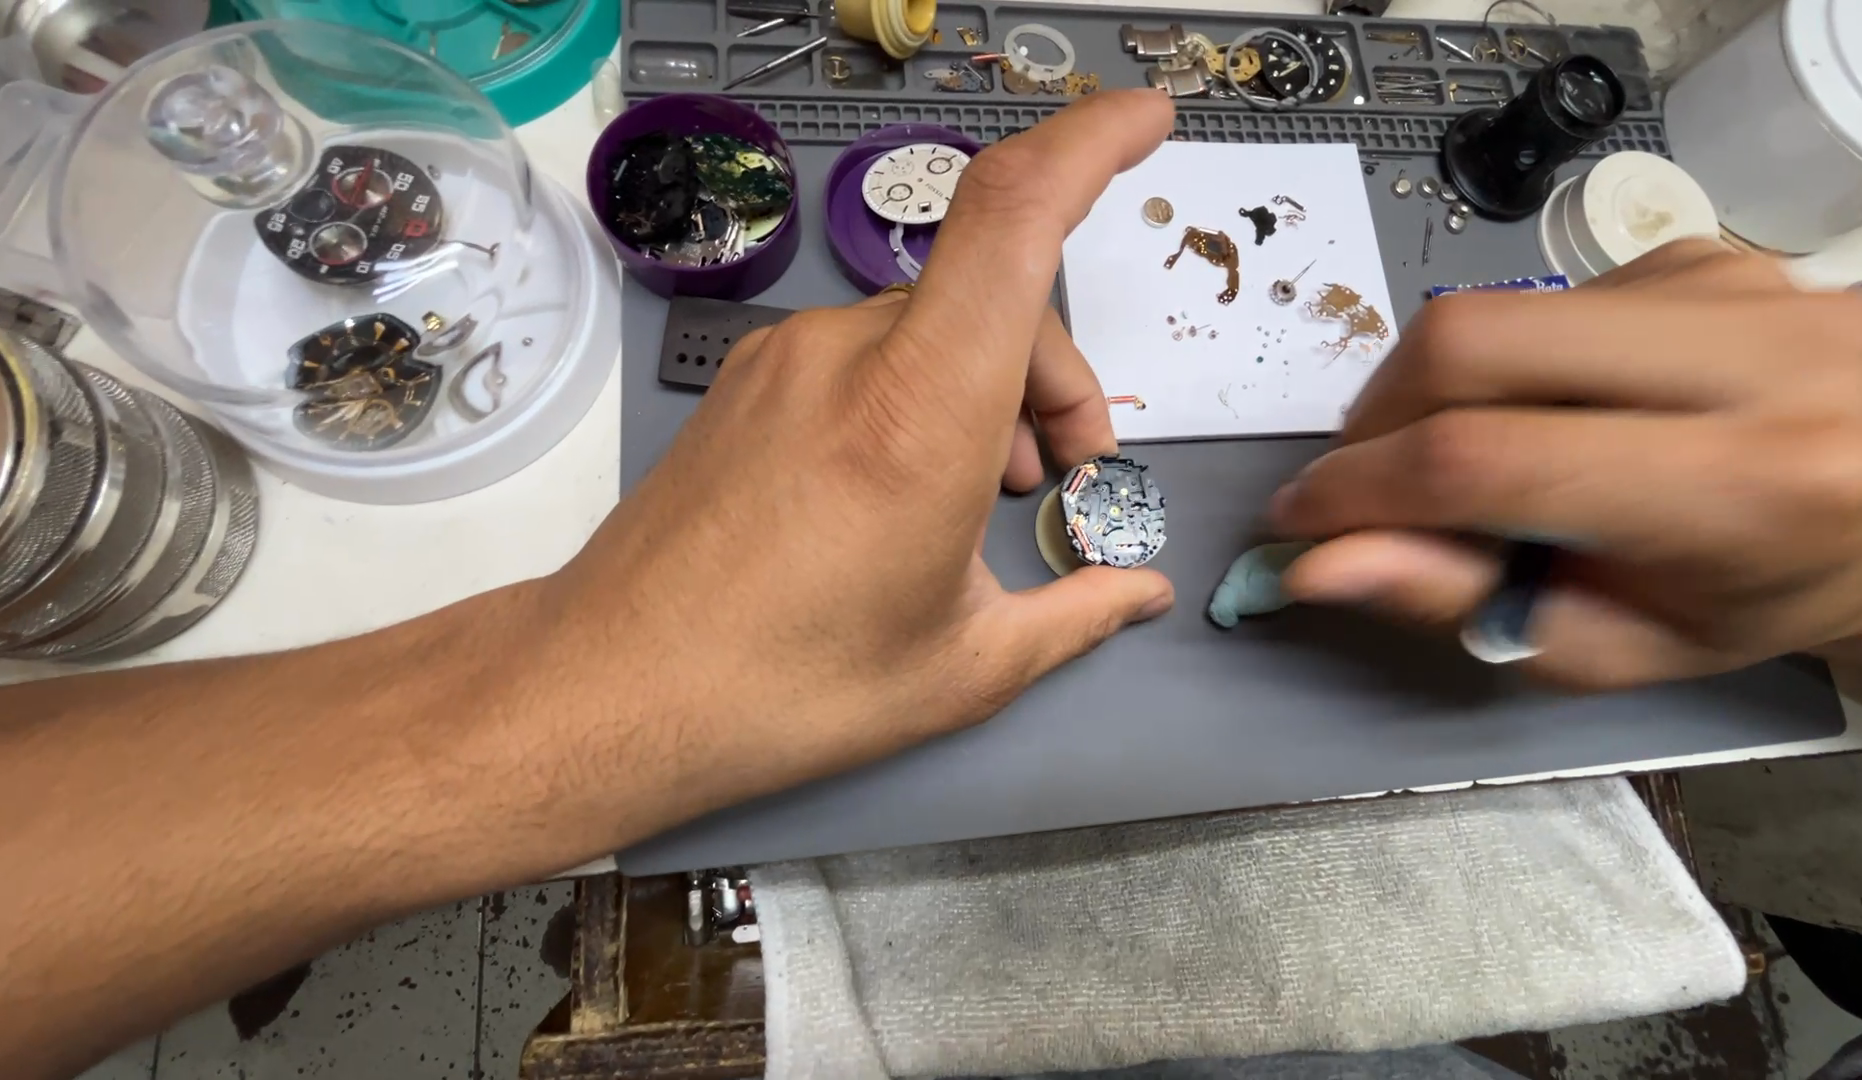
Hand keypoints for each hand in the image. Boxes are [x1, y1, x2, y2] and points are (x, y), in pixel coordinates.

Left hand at [520, 92, 1177, 836]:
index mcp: (918, 415)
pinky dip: (922, 391)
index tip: (1147, 123)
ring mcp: (788, 357)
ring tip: (986, 488)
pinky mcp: (751, 379)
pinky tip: (912, 477)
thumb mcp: (966, 667)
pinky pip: (869, 350)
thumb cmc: (791, 688)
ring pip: (932, 325)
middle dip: (1055, 379)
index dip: (1091, 146)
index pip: (1011, 219)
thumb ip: (1077, 615)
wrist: (615, 691)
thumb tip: (1139, 593)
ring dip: (988, 387)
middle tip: (1063, 474)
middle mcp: (848, 355)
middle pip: (994, 298)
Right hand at [1270, 239, 1861, 689]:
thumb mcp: (1584, 647)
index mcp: (1751, 487)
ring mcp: (1731, 282)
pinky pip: (1514, 302)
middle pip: (1466, 346)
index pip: (1486, 458)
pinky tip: (1501, 413)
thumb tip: (1313, 566)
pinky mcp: (1694, 255)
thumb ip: (1448, 600)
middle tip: (1351, 485)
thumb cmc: (1722, 610)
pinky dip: (1464, 369)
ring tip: (1418, 456)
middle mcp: (1761, 353)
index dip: (1358, 488)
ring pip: (1475, 312)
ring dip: (1404, 394)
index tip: (1294, 520)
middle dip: (1369, 423)